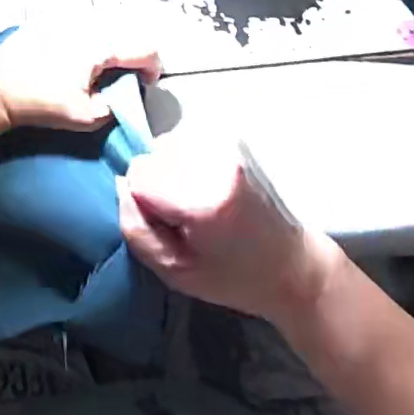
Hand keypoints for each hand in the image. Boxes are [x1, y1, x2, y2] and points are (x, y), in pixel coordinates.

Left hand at [0, 33, 161, 133]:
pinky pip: (86, 23)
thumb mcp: (85, 117)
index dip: (154, 69)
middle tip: (124, 79)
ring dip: (113, 45)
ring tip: (100, 69)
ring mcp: (71, 16)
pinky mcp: (53, 17)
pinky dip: (92, 38)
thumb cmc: (41, 100)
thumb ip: (114, 109)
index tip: (145, 85)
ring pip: (107, 24)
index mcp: (103, 45)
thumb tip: (122, 100)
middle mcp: (91, 22)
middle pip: (129, 32)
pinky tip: (77, 58)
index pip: (147, 48)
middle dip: (133, 55)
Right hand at [118, 134, 342, 326]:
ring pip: (166, 145)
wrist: (293, 263)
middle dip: (158, 183)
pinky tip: (208, 184)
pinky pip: (186, 140)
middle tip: (188, 216)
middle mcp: (216, 160)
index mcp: (204, 198)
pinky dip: (187, 160)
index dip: (145, 204)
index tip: (172, 226)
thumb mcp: (176, 272)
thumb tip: (120, 185)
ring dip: (171, 170)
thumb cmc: (234, 277)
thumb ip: (136, 230)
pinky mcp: (234, 138)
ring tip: (200, 199)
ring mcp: (228, 144)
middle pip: (152, 156)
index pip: (138, 176)